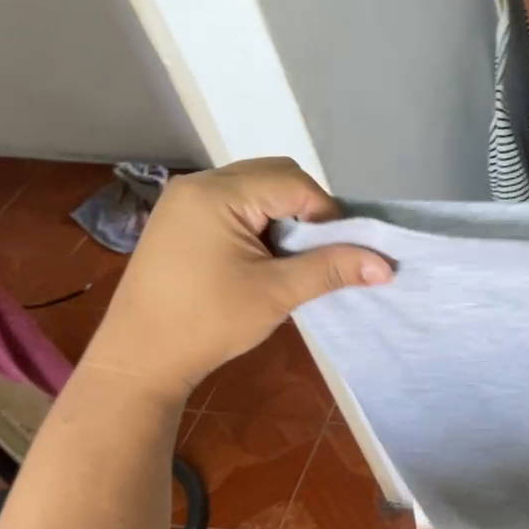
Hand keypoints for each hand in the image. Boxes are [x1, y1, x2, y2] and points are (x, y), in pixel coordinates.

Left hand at [79, 157, 390, 400]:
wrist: (143, 354)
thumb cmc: (210, 321)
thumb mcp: (278, 293)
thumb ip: (332, 270)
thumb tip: (385, 265)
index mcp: (217, 194)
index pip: (293, 182)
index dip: (326, 214)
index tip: (336, 254)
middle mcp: (198, 184)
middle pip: (274, 175)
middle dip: (307, 210)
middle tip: (316, 254)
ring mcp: (185, 199)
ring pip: (256, 187)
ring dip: (285, 216)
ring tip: (289, 259)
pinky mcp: (181, 218)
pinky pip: (235, 203)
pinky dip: (261, 222)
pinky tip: (262, 259)